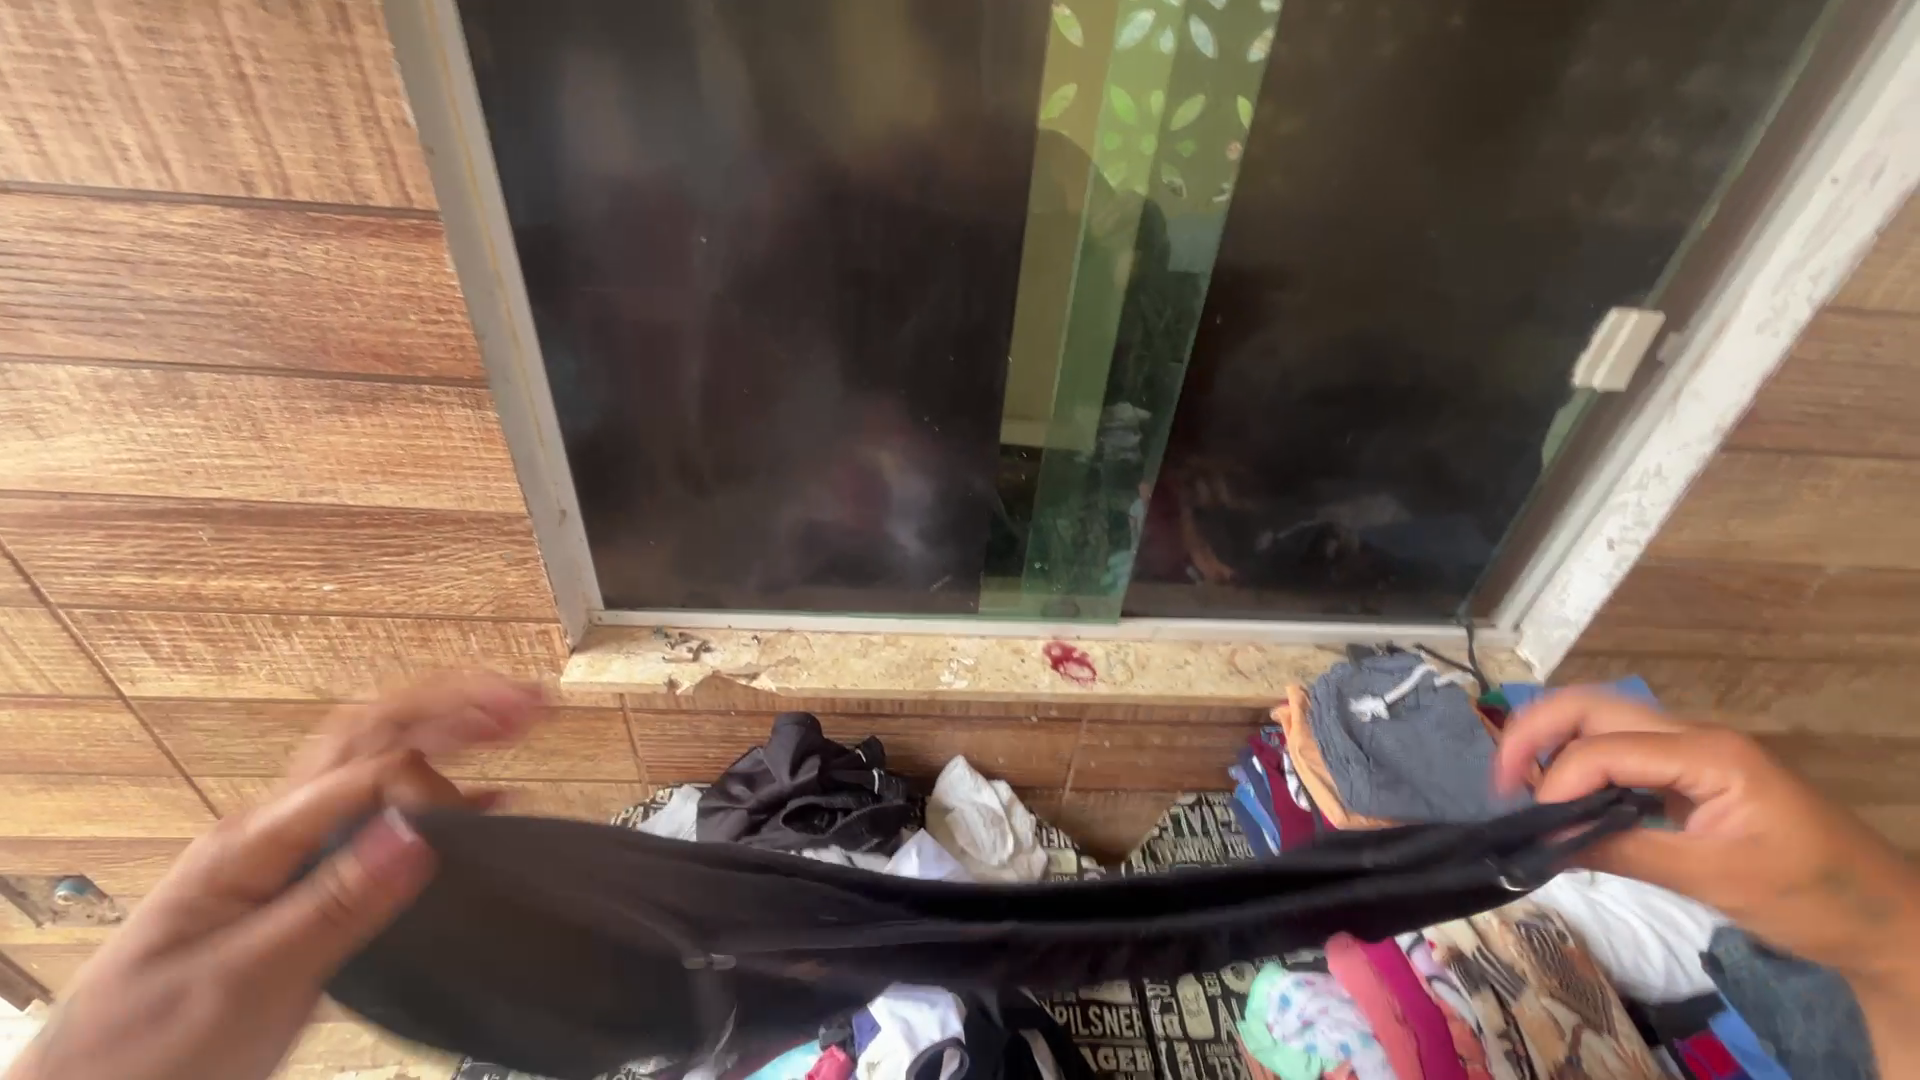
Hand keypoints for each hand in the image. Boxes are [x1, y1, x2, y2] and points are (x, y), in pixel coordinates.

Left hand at [5, 675, 541, 1079]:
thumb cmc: (143, 1058)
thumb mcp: (241, 983)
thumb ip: (334, 904)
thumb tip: (419, 833)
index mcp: (253, 843)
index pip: (367, 773)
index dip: (431, 786)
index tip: (472, 826)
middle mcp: (273, 832)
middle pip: (373, 736)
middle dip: (454, 707)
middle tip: (524, 704)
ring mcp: (290, 855)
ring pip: (380, 762)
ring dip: (451, 730)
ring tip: (518, 720)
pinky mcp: (311, 884)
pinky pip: (384, 814)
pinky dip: (447, 792)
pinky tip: (488, 795)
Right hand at [1493, 687, 1919, 984]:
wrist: (1894, 922)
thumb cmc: (1815, 898)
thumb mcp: (1714, 880)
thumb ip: (1622, 851)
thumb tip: (1542, 842)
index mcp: (1707, 753)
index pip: (1603, 749)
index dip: (1557, 782)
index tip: (1534, 824)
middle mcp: (1693, 735)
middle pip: (1590, 707)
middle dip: (1533, 732)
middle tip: (1500, 776)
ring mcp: (1692, 749)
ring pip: (1598, 718)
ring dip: (1550, 739)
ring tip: (1519, 779)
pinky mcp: (1689, 769)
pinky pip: (1616, 746)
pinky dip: (1575, 758)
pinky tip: (1561, 790)